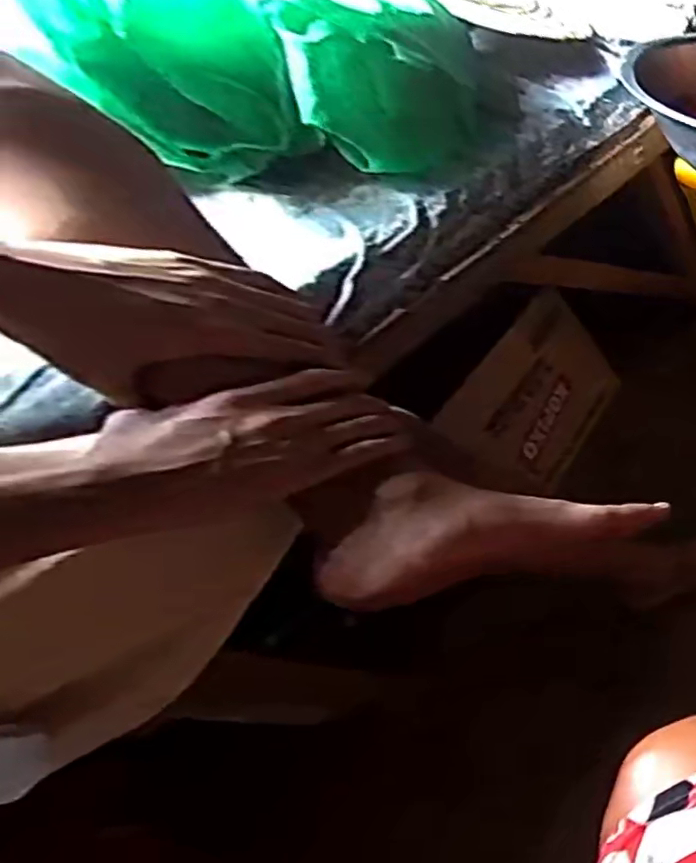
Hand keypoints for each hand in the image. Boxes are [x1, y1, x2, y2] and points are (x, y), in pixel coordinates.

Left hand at [0, 241, 343, 403]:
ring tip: (325, 339)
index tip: (350, 379)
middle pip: (303, 324)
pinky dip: (284, 297)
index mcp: (213, 334)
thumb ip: (169, 398)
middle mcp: (224, 303)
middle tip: (345, 364)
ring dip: (312, 322)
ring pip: (286, 301)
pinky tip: (290, 307)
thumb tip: (197, 420)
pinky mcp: (193, 262)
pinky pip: (259, 280)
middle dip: (330, 345)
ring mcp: (209, 278)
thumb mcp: (115, 381)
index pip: (296, 348)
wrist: (15, 277)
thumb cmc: (65, 335)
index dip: (329, 364)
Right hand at [86, 369, 410, 521]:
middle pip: (348, 399)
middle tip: (387, 406)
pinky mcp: (304, 472)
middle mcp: (277, 414)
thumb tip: (157, 407)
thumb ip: (177, 407)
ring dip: (387, 421)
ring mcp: (294, 442)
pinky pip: (362, 452)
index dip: (345, 377)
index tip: (361, 378)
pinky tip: (405, 441)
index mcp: (243, 396)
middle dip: (372, 402)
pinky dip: (388, 443)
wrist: (123, 485)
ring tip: (403, 422)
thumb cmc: (125, 454)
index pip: (313, 377)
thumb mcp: (153, 415)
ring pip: (362, 422)